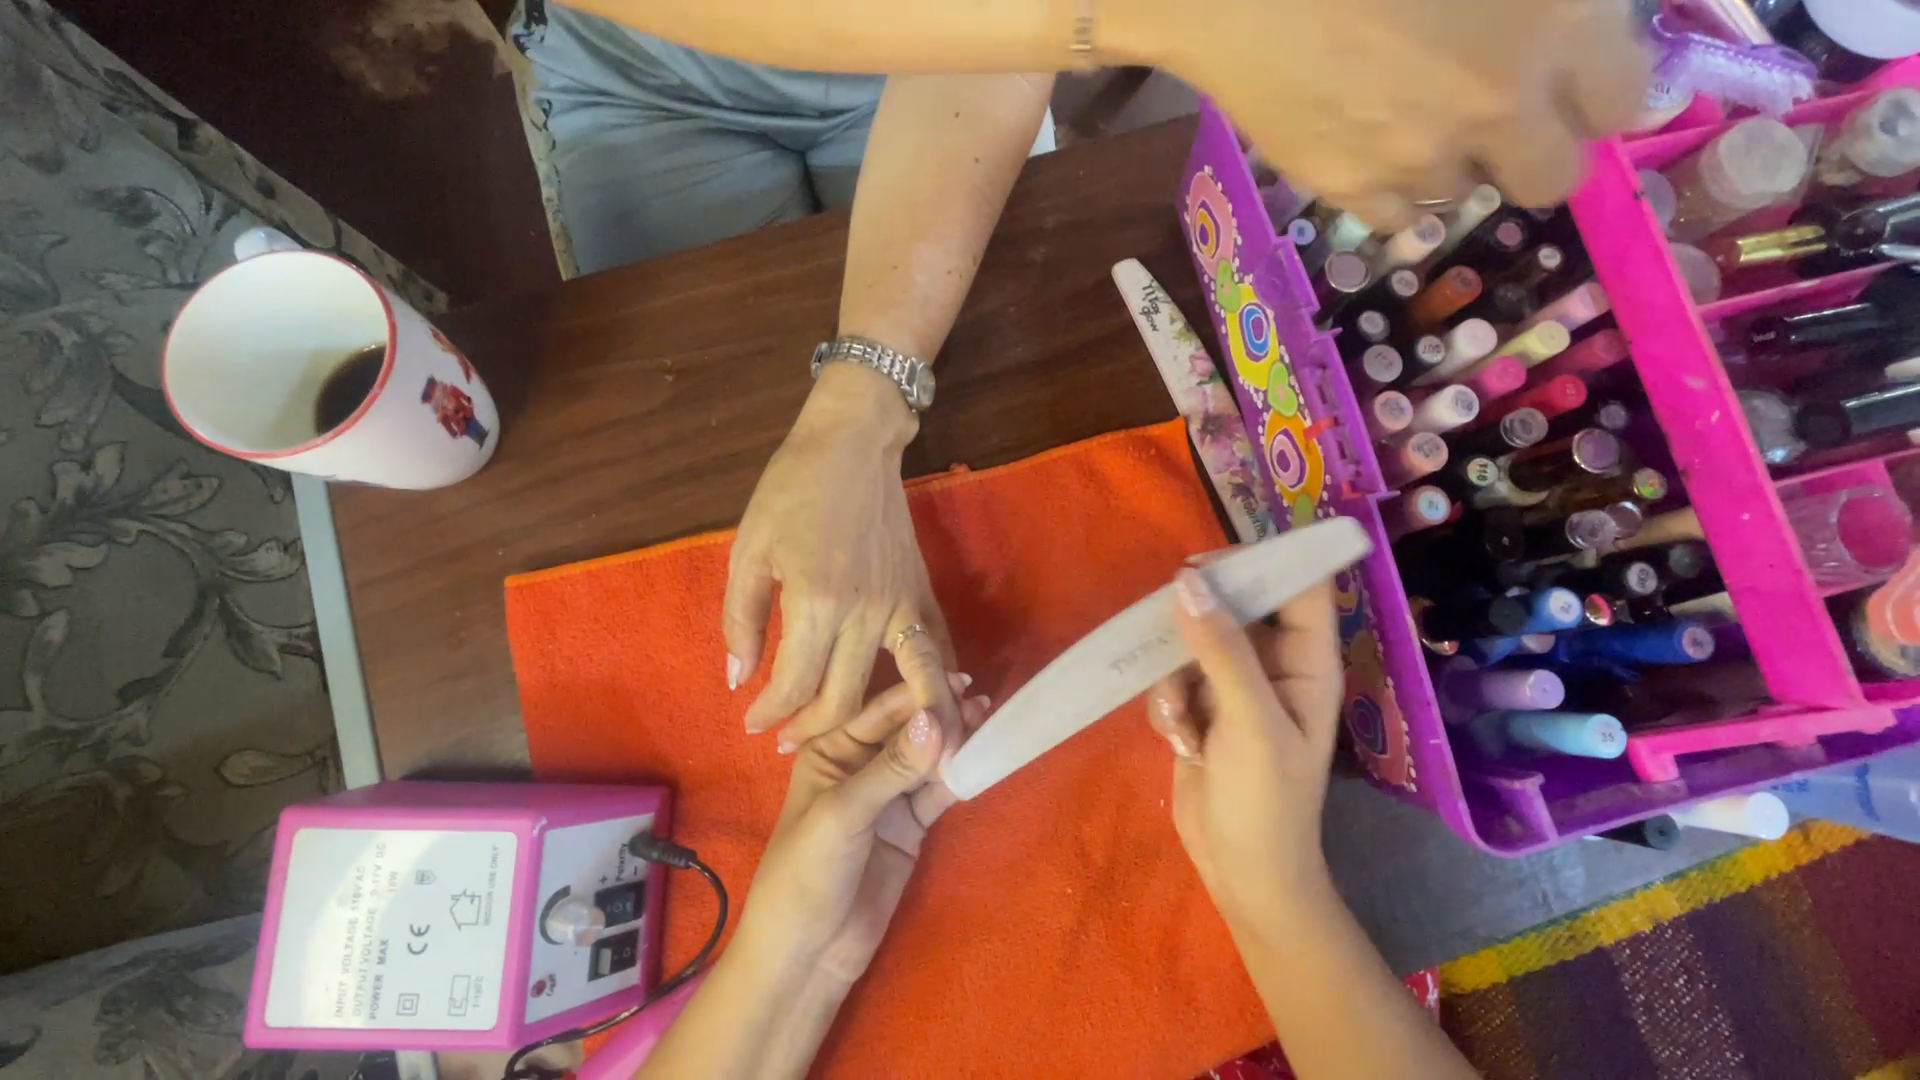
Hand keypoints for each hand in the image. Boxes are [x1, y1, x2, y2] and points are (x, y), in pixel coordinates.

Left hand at [725, 365, 957, 747]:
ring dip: (865, 723)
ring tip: (843, 739)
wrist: (853, 446)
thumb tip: (738, 678)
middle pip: (842, 699)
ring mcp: (901, 606)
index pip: (793, 684)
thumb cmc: (791, 491)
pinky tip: (916, 711)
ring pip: (891, 690)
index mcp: (815, 602)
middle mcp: (864, 615)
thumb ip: (741, 619)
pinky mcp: (922, 595)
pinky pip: (932, 655)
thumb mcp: (749, 550)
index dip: (768, 713)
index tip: (751, 722)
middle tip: (785, 737)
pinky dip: (928, 690)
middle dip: (809, 728)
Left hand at [737, 675, 990, 985]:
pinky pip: (937, 792)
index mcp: (831, 749)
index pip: (880, 712)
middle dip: (941, 714)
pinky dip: (959, 776)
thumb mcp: (843, 815)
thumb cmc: (805, 874)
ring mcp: (887, 795)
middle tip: (980, 698)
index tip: (957, 682)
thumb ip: (892, 768)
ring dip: (955, 741)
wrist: (806, 954)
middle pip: (907, 730)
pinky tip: (982, 757)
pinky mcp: (909, 825)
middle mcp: (860, 764)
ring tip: (988, 717)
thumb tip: (936, 719)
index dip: (917, 696)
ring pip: (927, 759)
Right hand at [1144, 567, 1344, 939]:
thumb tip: (1187, 581)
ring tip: (1182, 721)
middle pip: (1233, 605)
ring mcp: (1233, 685)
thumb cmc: (1265, 801)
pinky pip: (1172, 675)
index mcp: (1307, 660)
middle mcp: (1273, 663)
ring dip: (1173, 675)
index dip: (1260, 561)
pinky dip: (1166, 701)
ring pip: (1191, 641)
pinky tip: (1177, 740)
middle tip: (1166, 632)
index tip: (1203, 566)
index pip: (1297, 583)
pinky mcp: (1200, 706)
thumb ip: (1221, 650)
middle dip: (1195, 622)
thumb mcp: (1249, 722)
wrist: (1240, 870)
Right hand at [1154, 0, 1648, 223]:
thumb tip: (1566, 20)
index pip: (1624, 103)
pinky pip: (1392, 216)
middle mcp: (1493, 110)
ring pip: (1460, 192)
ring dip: (1452, 162)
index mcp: (1554, 22)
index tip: (1578, 82)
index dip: (1605, 93)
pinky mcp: (1342, 186)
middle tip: (1502, 117)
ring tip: (1411, 117)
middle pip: (1549, 180)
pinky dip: (1393, 190)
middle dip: (1536, 151)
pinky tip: (1370, 148)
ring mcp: (1410, 159)